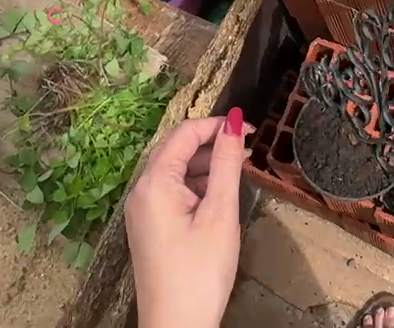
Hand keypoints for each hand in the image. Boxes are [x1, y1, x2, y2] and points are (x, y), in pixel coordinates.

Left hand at [124, 110, 248, 327]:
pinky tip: (219, 197)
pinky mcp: (150, 226)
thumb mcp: (221, 211)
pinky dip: (196, 184)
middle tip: (248, 150)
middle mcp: (141, 191)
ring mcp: (143, 210)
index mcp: (154, 183)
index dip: (218, 125)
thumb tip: (235, 122)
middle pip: (177, 148)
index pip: (185, 133)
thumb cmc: (201, 271)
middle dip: (212, 143)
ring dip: (206, 164)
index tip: (251, 130)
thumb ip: (227, 162)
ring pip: (176, 169)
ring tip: (239, 173)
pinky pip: (172, 190)